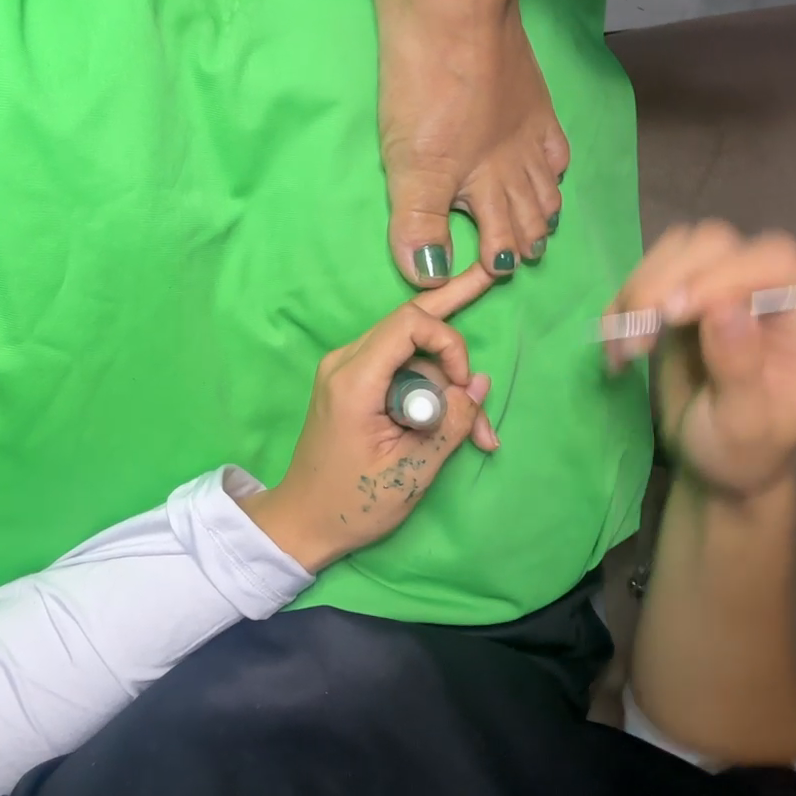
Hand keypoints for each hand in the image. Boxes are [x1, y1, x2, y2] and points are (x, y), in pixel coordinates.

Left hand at [242, 265, 501, 570]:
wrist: (303, 520)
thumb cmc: (353, 502)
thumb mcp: (412, 470)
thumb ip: (450, 422)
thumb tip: (478, 383)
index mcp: (353, 379)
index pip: (409, 322)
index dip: (448, 341)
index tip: (463, 385)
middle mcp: (346, 362)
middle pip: (410, 322)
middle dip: (455, 321)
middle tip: (492, 274)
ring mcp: (347, 370)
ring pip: (412, 352)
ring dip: (448, 385)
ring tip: (479, 435)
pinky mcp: (354, 383)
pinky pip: (400, 369)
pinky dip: (431, 392)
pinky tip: (460, 424)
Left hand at [321, 0, 569, 285]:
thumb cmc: (425, 83)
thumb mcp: (411, 164)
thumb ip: (421, 223)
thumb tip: (429, 280)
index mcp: (494, 181)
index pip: (505, 241)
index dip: (495, 264)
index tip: (486, 278)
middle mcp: (521, 158)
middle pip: (532, 215)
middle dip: (522, 242)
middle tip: (512, 258)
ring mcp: (529, 120)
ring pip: (547, 181)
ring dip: (540, 208)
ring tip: (533, 227)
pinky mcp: (528, 85)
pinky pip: (555, 139)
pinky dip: (553, 165)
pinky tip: (551, 164)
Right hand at [604, 222, 795, 497]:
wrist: (716, 464)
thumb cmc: (744, 451)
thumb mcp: (745, 426)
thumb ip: (740, 367)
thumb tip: (725, 307)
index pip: (774, 261)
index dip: (722, 274)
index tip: (674, 315)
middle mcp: (763, 292)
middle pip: (716, 243)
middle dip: (666, 281)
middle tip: (641, 335)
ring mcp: (718, 291)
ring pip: (677, 249)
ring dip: (639, 290)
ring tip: (627, 348)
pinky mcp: (680, 300)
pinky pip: (646, 275)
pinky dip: (621, 306)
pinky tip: (617, 350)